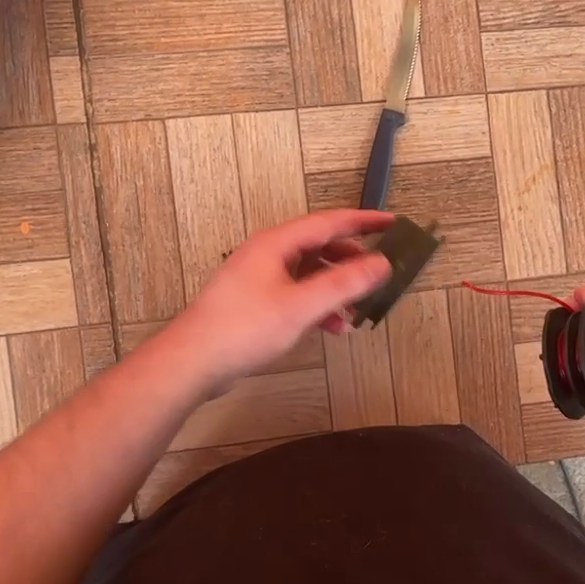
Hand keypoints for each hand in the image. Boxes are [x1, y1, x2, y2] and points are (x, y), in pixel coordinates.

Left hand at [160, 210, 393, 392]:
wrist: (193, 362)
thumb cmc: (244, 329)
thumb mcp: (301, 306)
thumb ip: (343, 283)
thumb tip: (381, 264)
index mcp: (276, 243)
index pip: (328, 222)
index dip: (362, 222)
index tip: (392, 223)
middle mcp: (266, 254)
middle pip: (318, 246)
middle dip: (350, 259)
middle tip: (379, 270)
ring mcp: (258, 278)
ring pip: (307, 273)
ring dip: (334, 287)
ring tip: (357, 309)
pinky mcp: (254, 302)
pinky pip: (295, 293)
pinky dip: (316, 305)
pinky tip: (330, 327)